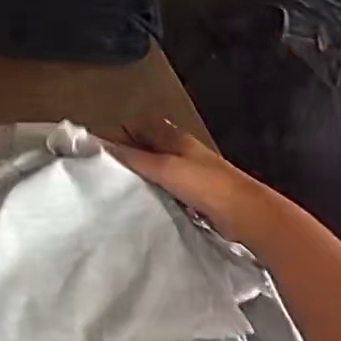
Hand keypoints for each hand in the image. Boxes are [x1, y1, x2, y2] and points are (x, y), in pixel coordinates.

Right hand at [102, 117, 277, 238]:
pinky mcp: (192, 193)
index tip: (95, 150)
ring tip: (116, 188)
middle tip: (102, 172)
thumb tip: (101, 145)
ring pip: (154, 167)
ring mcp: (188, 172)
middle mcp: (180, 150)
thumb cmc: (205, 185)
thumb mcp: (163, 167)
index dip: (118, 133)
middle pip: (145, 146)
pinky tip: (140, 202)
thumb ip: (133, 157)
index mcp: (174, 138)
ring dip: (138, 175)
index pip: (138, 125)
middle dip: (125, 155)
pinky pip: (163, 186)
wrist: (245, 214)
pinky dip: (151, 191)